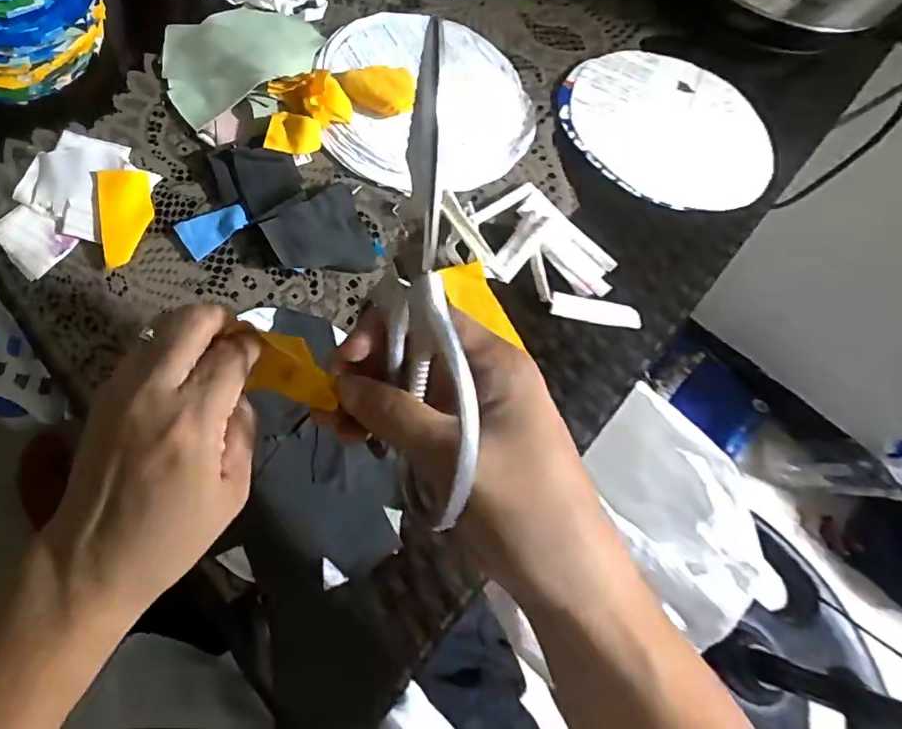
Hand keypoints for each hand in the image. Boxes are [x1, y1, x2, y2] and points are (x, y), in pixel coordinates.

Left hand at [39, 305, 259, 622]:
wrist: (96, 547)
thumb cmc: (171, 535)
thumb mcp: (231, 494)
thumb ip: (241, 433)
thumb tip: (239, 393)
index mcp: (192, 419)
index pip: (228, 357)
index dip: (250, 345)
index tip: (259, 347)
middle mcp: (154, 389)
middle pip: (189, 321)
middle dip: (218, 318)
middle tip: (234, 334)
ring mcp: (122, 385)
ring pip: (159, 328)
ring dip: (188, 328)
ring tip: (207, 349)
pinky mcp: (103, 389)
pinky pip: (140, 350)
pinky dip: (163, 347)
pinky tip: (176, 370)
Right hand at [325, 307, 616, 603]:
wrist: (570, 586)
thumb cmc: (524, 508)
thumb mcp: (452, 454)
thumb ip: (392, 411)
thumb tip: (341, 384)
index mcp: (491, 363)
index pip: (425, 315)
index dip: (380, 327)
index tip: (349, 361)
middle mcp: (476, 374)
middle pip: (403, 346)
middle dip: (361, 368)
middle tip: (331, 398)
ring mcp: (463, 407)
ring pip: (395, 380)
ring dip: (360, 397)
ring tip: (332, 424)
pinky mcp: (451, 437)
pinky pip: (400, 412)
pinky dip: (371, 419)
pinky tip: (348, 435)